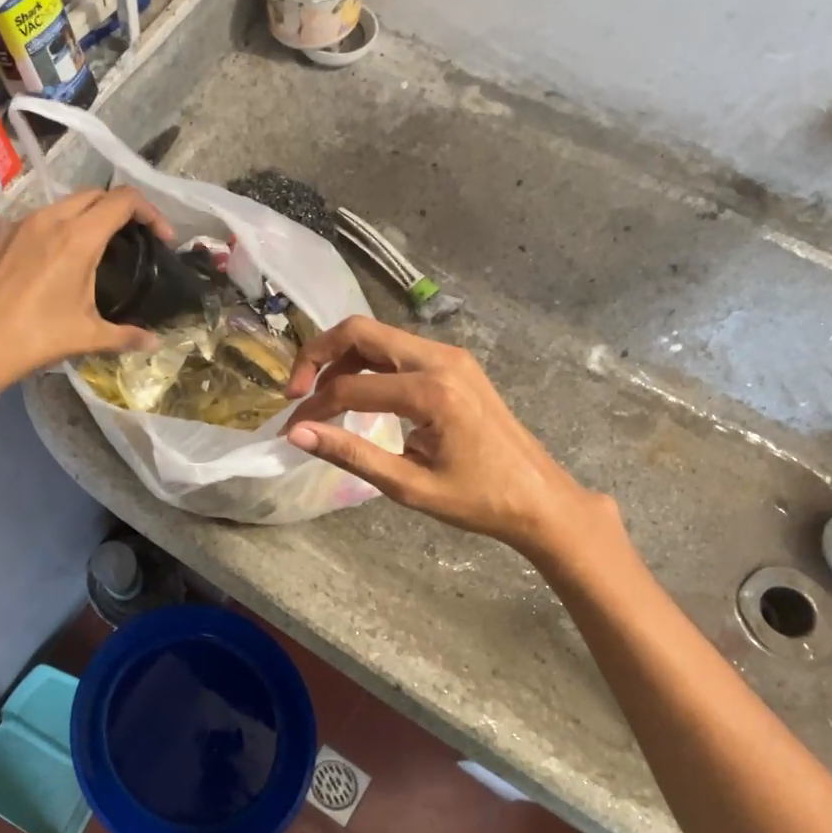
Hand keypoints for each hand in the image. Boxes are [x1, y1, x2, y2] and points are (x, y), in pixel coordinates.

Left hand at [0, 188, 170, 392]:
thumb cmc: (35, 339)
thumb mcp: (86, 336)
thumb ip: (125, 335)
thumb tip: (154, 343)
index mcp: (78, 237)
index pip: (123, 200)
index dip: (149, 212)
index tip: (160, 236)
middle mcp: (49, 219)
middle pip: (94, 195)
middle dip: (118, 210)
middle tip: (131, 239)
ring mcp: (18, 224)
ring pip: (61, 205)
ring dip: (84, 217)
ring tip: (93, 248)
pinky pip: (34, 220)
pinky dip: (54, 229)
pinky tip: (52, 261)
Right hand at [283, 316, 607, 556]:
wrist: (540, 499)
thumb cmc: (477, 500)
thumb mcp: (407, 485)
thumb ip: (349, 454)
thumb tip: (297, 435)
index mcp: (431, 393)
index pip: (350, 387)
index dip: (313, 408)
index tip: (291, 431)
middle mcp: (440, 360)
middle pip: (359, 332)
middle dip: (317, 356)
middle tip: (295, 393)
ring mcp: (450, 356)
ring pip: (377, 337)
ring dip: (341, 359)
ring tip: (321, 398)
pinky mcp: (455, 363)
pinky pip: (397, 349)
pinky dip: (366, 364)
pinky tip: (357, 396)